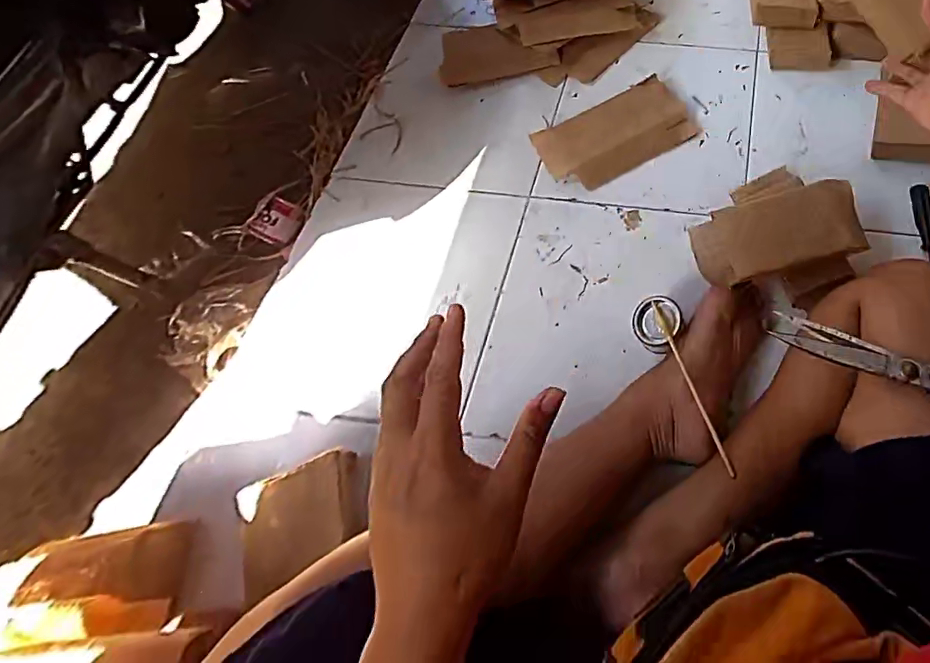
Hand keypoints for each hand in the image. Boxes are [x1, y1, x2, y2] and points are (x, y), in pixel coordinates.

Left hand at [365, 305, 562, 652]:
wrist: (419, 618)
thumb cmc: (467, 561)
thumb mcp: (510, 496)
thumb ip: (530, 438)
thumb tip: (550, 394)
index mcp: (432, 452)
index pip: (439, 379)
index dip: (449, 341)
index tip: (456, 312)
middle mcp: (400, 455)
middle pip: (401, 382)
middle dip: (420, 345)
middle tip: (439, 322)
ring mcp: (383, 472)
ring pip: (388, 403)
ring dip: (406, 369)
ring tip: (426, 349)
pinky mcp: (378, 489)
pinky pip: (386, 425)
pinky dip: (399, 397)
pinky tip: (414, 404)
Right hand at [865, 0, 929, 145]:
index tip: (920, 17)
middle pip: (925, 59)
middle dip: (915, 50)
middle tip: (899, 37)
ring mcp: (927, 88)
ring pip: (908, 76)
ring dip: (897, 68)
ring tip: (884, 58)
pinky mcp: (913, 102)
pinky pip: (894, 93)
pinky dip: (881, 88)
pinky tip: (869, 83)